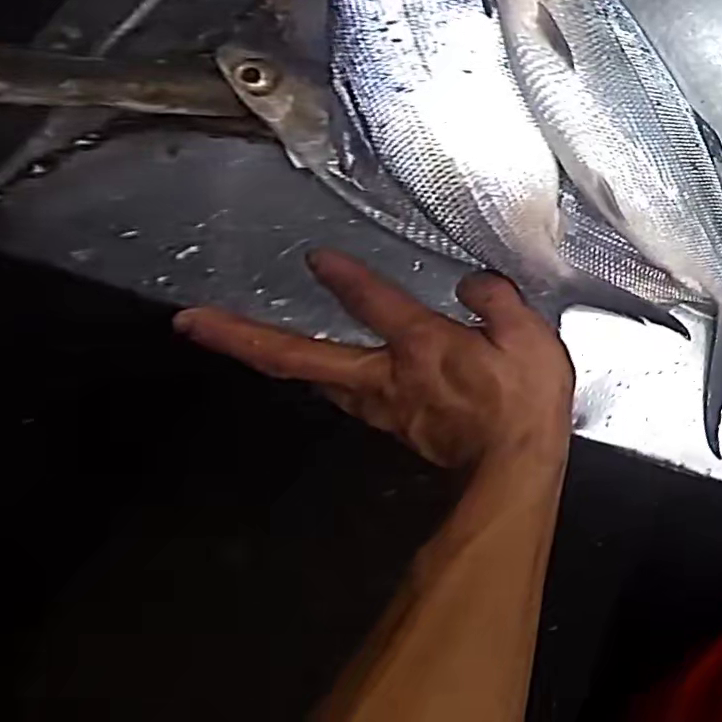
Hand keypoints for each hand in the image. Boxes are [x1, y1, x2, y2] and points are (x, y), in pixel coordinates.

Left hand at [174, 249, 573, 469]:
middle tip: (193, 322)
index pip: (374, 303)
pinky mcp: (399, 429)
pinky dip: (331, 384)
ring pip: (318, 383)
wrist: (515, 464)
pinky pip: (351, 401)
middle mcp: (389, 376)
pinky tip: (340, 384)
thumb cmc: (525, 400)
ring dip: (282, 362)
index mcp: (423, 346)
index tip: (317, 258)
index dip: (345, 278)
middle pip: (301, 357)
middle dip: (245, 337)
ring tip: (258, 348)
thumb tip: (473, 283)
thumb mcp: (528, 336)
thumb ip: (497, 301)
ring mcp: (387, 408)